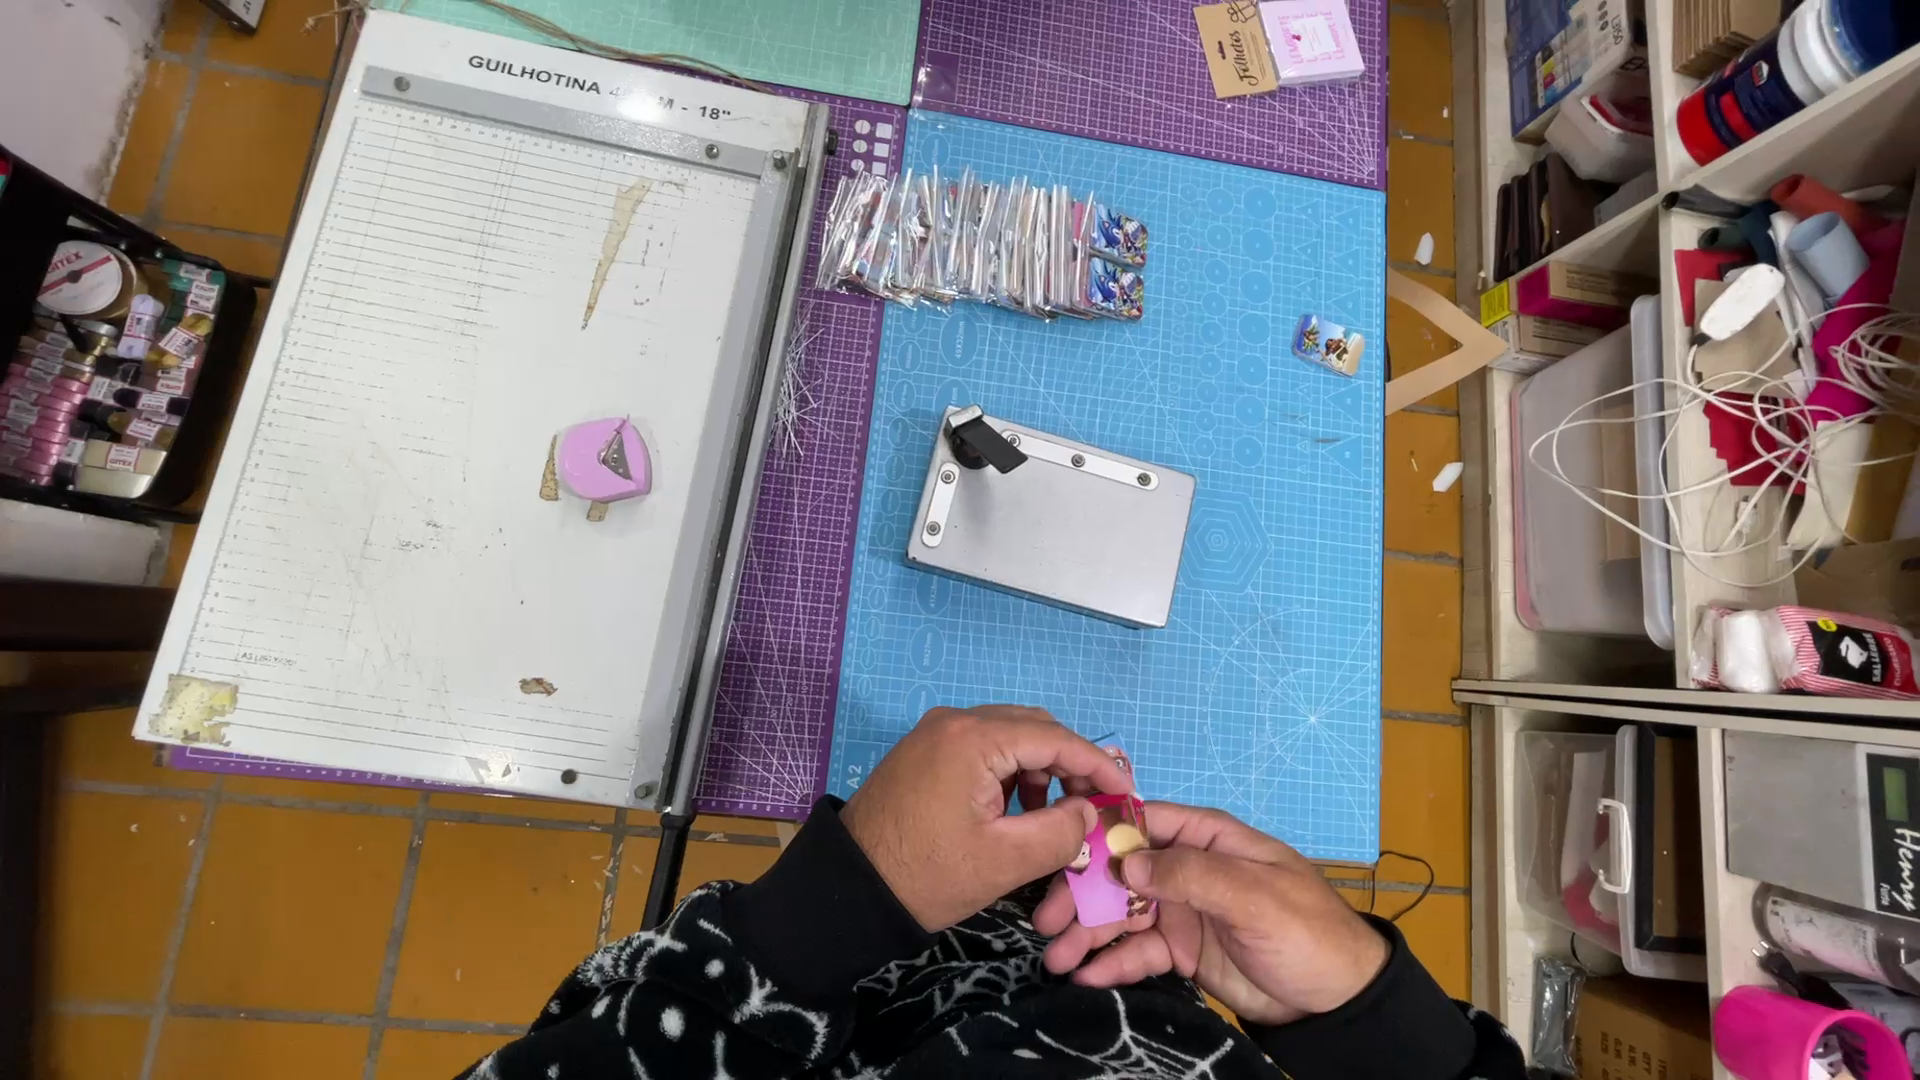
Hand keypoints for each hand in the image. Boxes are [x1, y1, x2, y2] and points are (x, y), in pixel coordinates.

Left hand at [839, 705, 1132, 931]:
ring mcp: (936, 731)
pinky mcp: (926, 749)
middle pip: (1032, 728)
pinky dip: (1009, 770)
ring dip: (1039, 767)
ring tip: (1054, 813)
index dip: (1097, 764)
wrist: (848, 888)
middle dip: (1069, 764)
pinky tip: (1016, 806)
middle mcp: (954, 721)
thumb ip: (1060, 832)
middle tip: (1093, 806)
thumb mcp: (1003, 862)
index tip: (1126, 792)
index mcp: (973, 738)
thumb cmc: (926, 875)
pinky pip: (983, 746)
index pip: (1054, 738)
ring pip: (1009, 735)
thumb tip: (1090, 811)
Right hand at [1034, 802, 1387, 1025]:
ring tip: (1054, 957)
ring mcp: (1179, 910)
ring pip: (1122, 914)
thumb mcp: (1253, 894)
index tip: (1058, 853)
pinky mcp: (1179, 951)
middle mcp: (1184, 868)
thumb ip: (1190, 874)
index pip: (1142, 822)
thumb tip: (1127, 864)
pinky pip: (1139, 952)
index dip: (1100, 835)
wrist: (1339, 1005)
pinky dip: (1112, 963)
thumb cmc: (1306, 930)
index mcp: (1204, 838)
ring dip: (1088, 933)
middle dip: (1083, 894)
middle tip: (1045, 919)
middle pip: (1121, 872)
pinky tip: (1085, 976)